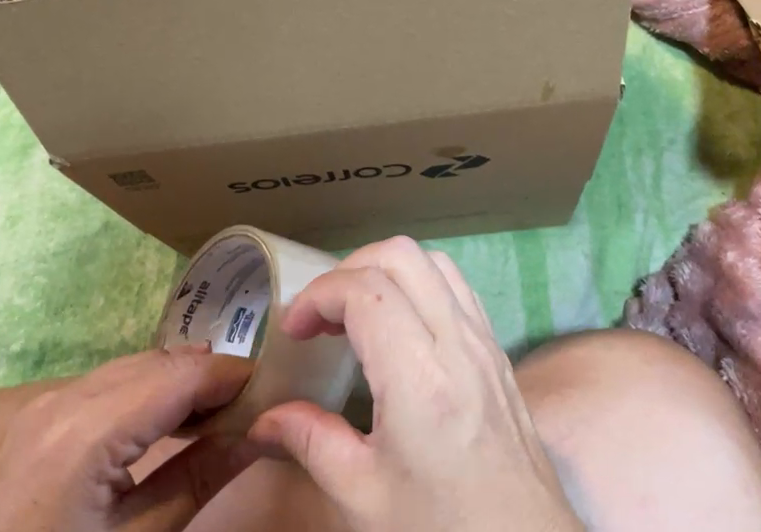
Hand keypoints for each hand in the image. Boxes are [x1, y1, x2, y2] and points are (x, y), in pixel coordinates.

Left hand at [0, 347, 254, 531]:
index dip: (233, 376)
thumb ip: (198, 480)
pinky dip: (146, 391)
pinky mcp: (35, 421)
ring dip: (178, 381)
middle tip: (254, 405)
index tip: (275, 388)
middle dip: (209, 376)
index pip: (181, 375)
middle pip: (158, 363)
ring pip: (132, 368)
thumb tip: (259, 433)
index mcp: (87, 431)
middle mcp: (63, 401)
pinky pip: (105, 385)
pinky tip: (168, 420)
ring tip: (219, 413)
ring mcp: (43, 407)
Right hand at [248, 237, 584, 531]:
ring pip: (434, 262)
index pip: (366, 289)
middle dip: (349, 269)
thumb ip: (311, 442)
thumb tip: (262, 419)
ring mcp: (485, 341)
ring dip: (387, 271)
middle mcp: (459, 342)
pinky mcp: (498, 351)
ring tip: (355, 316)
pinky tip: (399, 328)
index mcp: (420, 377)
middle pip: (402, 255)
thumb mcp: (362, 497)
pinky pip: (457, 288)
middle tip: (321, 316)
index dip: (318, 295)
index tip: (292, 330)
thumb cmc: (439, 528)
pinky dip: (419, 285)